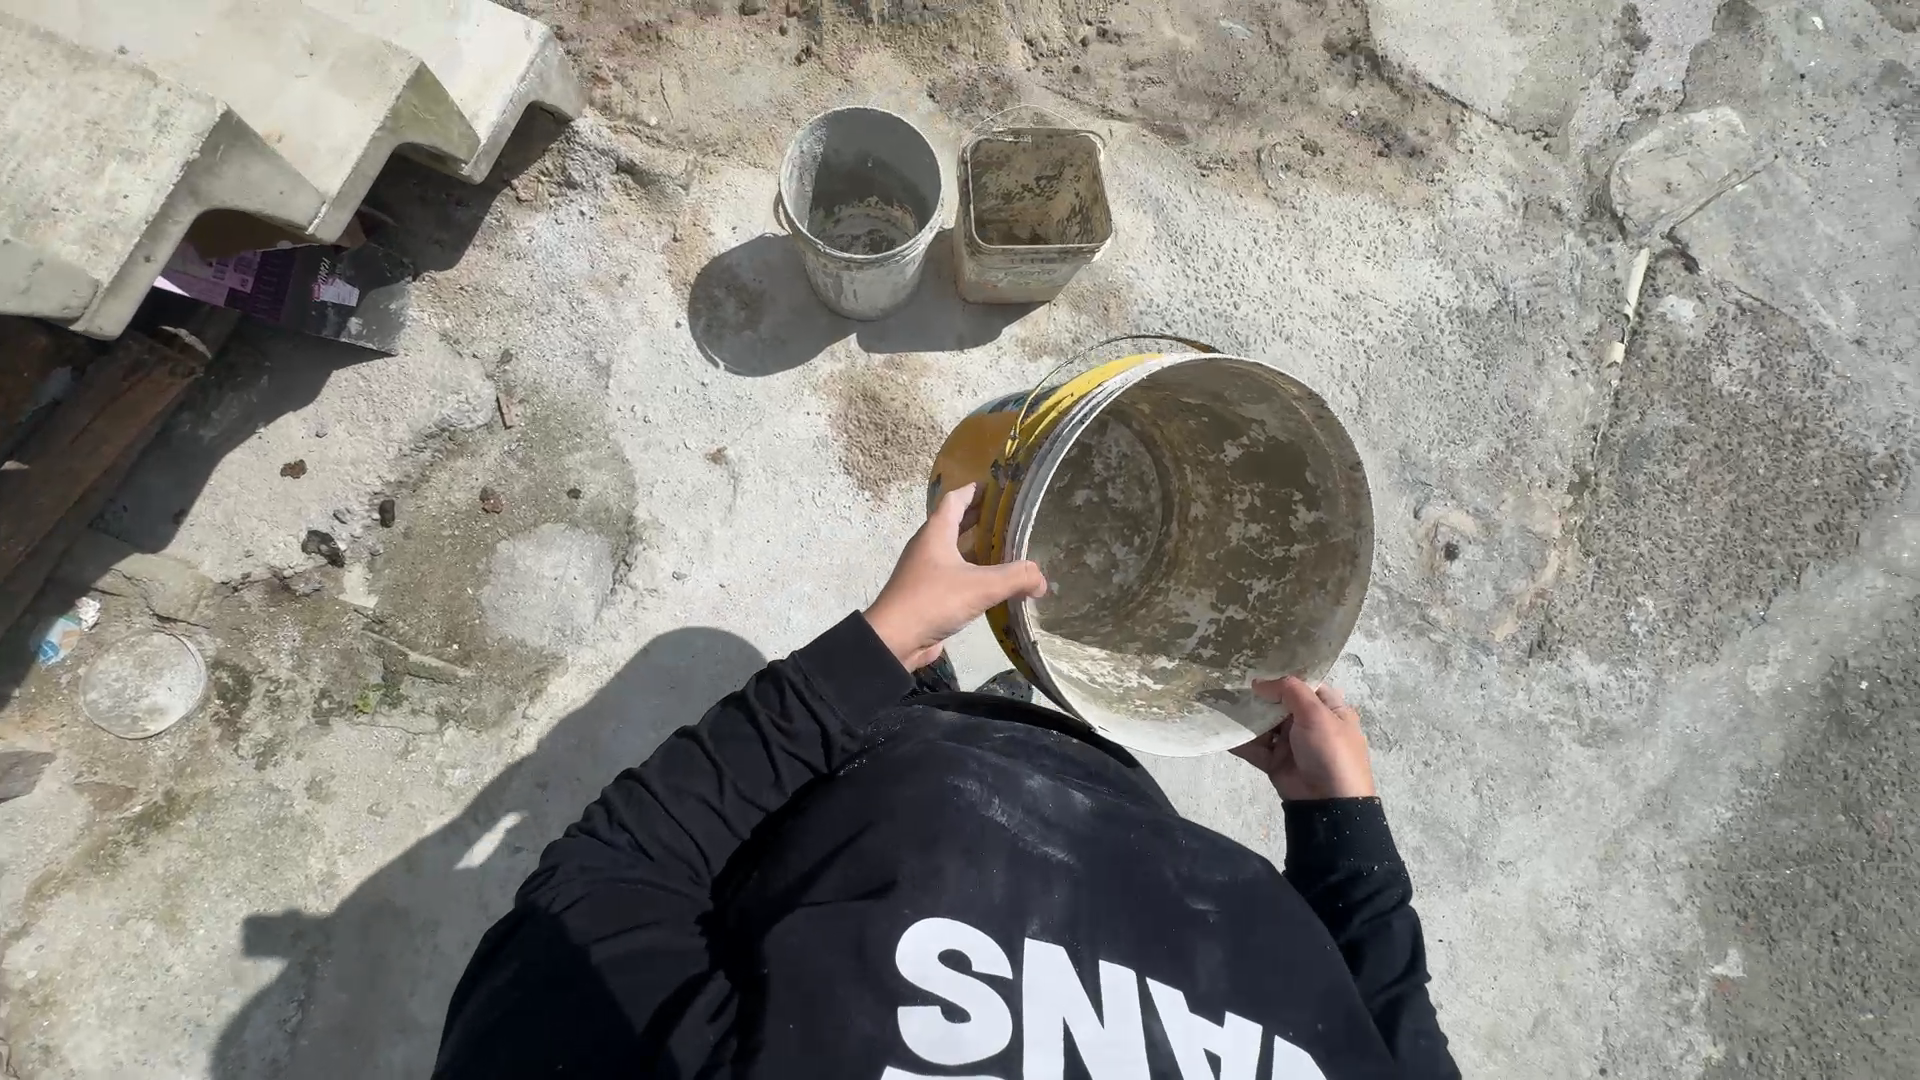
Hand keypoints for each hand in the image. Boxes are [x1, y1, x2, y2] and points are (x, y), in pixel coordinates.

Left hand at [865, 483, 1047, 669]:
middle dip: (979, 518)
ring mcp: (925, 571)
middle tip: (1008, 517)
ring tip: (1006, 549)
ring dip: (976, 548)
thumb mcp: (980, 586)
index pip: (955, 500)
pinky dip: (971, 573)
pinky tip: (991, 584)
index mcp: (936, 533)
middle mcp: (928, 547)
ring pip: (954, 551)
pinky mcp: (926, 594)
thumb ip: (1016, 578)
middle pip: (954, 523)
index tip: (995, 486)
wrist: (894, 640)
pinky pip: (953, 575)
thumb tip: (1042, 580)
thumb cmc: (933, 600)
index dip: (974, 490)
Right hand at [1231, 676, 1375, 800]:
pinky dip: (1240, 740)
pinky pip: (1254, 747)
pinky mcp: (1275, 761)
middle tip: (1232, 682)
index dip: (1285, 676)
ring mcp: (1291, 744)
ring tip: (1221, 703)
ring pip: (1264, 724)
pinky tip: (1222, 730)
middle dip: (1258, 696)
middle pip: (1279, 704)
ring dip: (1246, 717)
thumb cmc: (1329, 751)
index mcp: (1329, 710)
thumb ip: (1289, 690)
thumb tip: (1260, 682)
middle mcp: (1310, 724)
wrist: (1328, 803)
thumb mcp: (1316, 714)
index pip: (1306, 686)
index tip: (1258, 665)